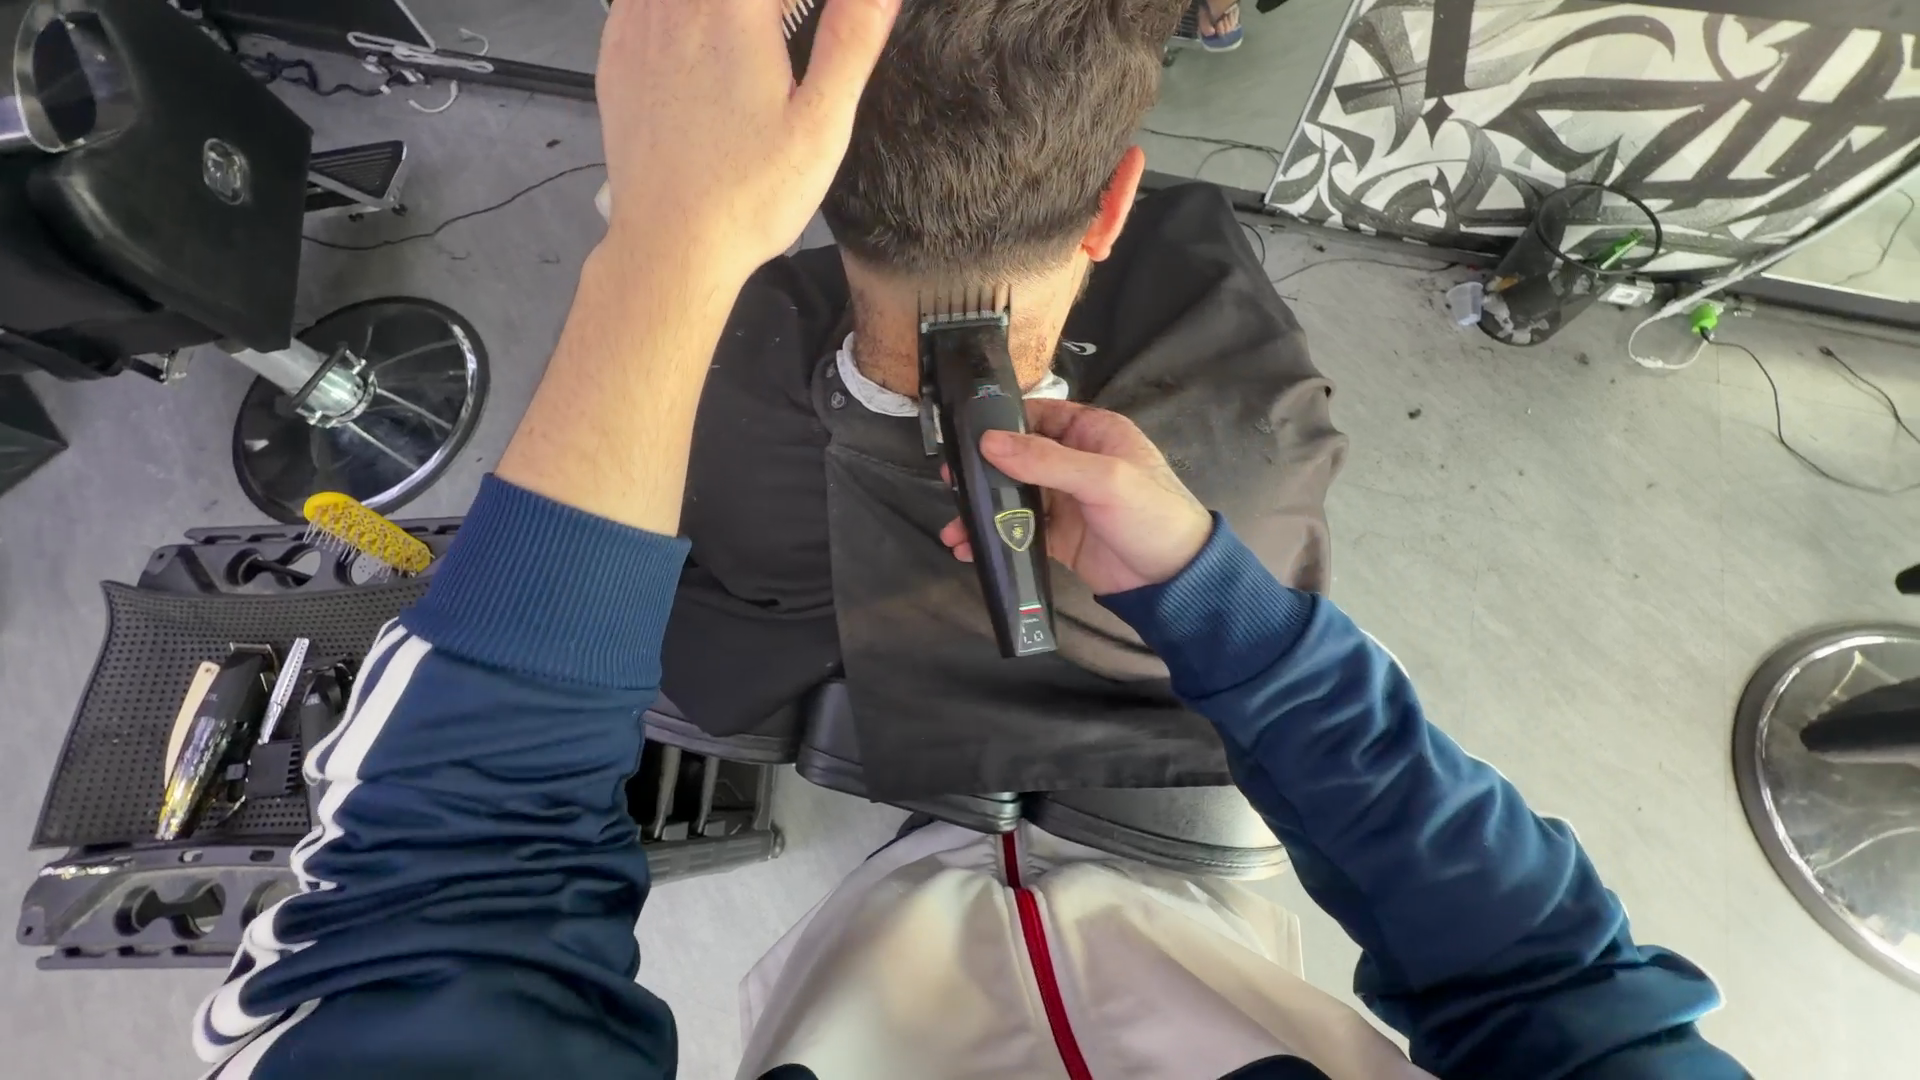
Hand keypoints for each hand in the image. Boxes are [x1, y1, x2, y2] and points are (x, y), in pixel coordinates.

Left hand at [594, 0, 898, 280]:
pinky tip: (704, 48)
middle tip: (788, 38)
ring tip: (752, 52)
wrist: (673, 244)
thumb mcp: (821, 126)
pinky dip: (684, 15)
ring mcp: (639, 21)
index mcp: (735, 8)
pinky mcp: (618, 51)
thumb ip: (851, 43)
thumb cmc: (749, 197)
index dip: (813, 10)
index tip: (831, 28)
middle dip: (773, 13)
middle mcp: (679, 1)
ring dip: (730, 16)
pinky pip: (647, 0)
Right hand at [939, 400, 1212, 594]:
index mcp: (1092, 432)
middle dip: (982, 472)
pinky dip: (995, 537)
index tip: (965, 435)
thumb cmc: (1151, 514)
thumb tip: (989, 442)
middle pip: (1018, 457)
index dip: (1003, 422)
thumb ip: (1045, 460)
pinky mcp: (1058, 535)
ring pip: (1014, 496)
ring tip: (954, 529)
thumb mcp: (1102, 479)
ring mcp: (1065, 500)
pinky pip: (1019, 530)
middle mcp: (1075, 461)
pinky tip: (971, 548)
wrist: (1173, 580)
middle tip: (951, 483)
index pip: (1039, 416)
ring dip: (983, 511)